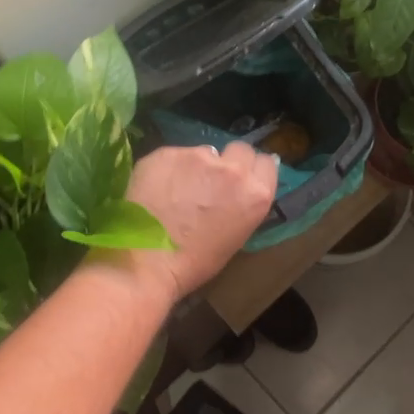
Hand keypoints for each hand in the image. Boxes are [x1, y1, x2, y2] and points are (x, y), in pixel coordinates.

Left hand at [122, 143, 277, 302]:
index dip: (252, 171)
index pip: (266, 163)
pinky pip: (175, 156)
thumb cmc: (195, 262)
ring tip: (178, 189)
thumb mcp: (236, 235)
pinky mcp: (167, 153)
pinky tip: (158, 189)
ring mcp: (199, 157)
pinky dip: (169, 169)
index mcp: (256, 193)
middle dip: (230, 161)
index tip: (240, 181)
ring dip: (197, 166)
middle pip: (240, 149)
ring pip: (204, 152)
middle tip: (211, 181)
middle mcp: (233, 169)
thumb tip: (238, 188)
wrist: (146, 264)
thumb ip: (243, 203)